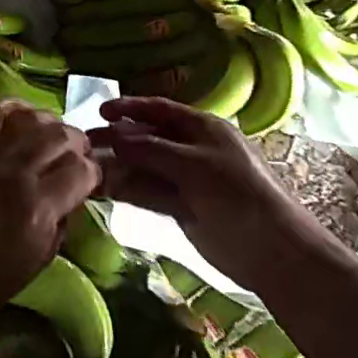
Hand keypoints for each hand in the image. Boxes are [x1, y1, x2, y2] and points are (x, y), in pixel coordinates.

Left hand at [0, 102, 96, 339]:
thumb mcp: (46, 252)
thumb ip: (67, 211)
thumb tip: (80, 184)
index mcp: (38, 207)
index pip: (81, 169)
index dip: (93, 172)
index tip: (91, 179)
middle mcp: (16, 173)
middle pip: (62, 136)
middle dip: (78, 146)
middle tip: (76, 158)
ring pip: (34, 118)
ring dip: (51, 125)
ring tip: (52, 140)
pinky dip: (16, 109)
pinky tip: (25, 121)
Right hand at [89, 97, 327, 292]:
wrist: (272, 249)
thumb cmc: (238, 194)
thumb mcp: (195, 165)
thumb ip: (153, 150)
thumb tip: (115, 136)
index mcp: (204, 128)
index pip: (161, 110)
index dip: (131, 108)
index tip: (101, 111)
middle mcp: (193, 149)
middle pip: (150, 138)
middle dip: (119, 138)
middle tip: (85, 143)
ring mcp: (187, 180)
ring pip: (147, 167)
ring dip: (120, 166)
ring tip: (87, 168)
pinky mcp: (182, 208)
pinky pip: (150, 193)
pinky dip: (129, 190)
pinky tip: (106, 189)